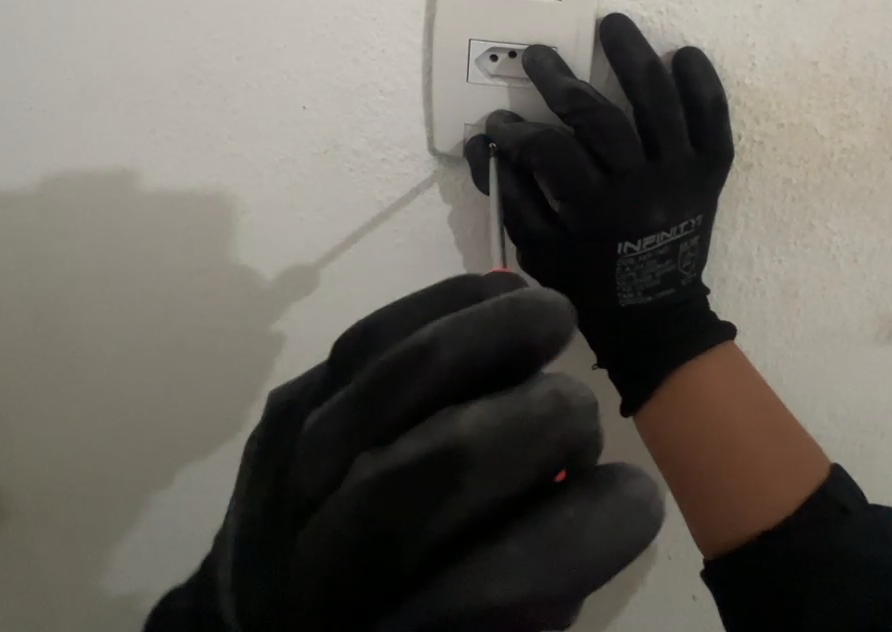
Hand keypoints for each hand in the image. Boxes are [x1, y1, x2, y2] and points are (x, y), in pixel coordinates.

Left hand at [146, 272, 663, 631]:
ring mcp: (289, 468)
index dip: (585, 532)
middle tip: (581, 412)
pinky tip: (498, 292)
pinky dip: (444, 305)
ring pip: (401, 376)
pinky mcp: (284, 409)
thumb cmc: (392, 624)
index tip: (637, 498)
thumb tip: (602, 496)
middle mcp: (322, 556)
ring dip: (492, 335)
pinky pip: (370, 338)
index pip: (495, 585)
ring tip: (555, 316)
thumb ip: (530, 587)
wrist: (254, 619)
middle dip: (537, 421)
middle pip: (442, 462)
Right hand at [464, 12, 736, 414]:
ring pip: (660, 104)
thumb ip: (511, 195)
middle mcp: (645, 187)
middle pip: (600, 117)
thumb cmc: (591, 287)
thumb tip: (484, 142)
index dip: (518, 132)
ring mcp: (685, 176)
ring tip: (612, 23)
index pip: (551, 151)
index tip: (499, 122)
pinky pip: (713, 120)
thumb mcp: (538, 251)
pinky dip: (703, 84)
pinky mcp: (712, 174)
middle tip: (537, 54)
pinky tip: (683, 54)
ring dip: (633, 58)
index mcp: (598, 211)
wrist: (658, 319)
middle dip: (560, 82)